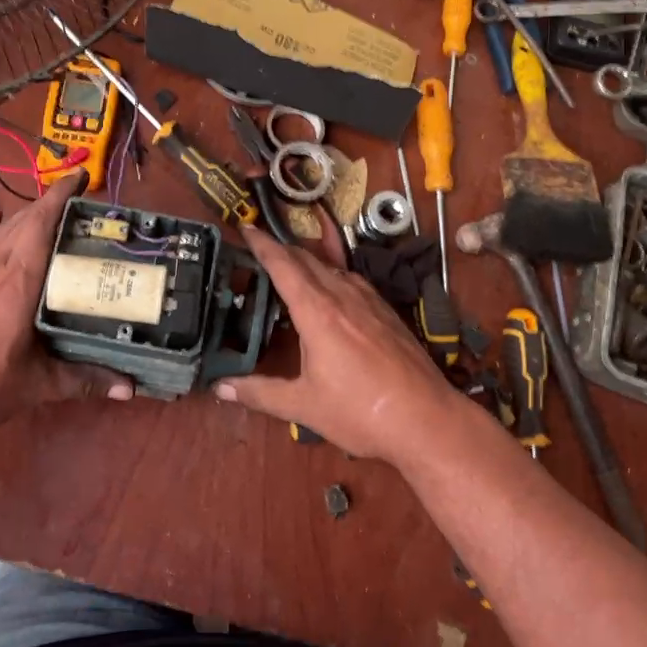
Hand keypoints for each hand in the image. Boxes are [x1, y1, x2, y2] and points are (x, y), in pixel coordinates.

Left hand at [0, 173, 130, 438]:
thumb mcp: (38, 385)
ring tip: (49, 211)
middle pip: (25, 222)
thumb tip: (130, 388)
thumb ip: (84, 379)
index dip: (61, 196)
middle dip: (51, 203)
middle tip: (79, 199)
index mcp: (19, 281)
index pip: (43, 224)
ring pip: (0, 231)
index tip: (81, 178)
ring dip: (25, 215)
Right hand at [212, 227, 469, 465]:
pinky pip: (353, 280)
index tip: (246, 228)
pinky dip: (334, 275)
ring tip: (291, 265)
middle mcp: (342, 296)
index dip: (262, 244)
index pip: (283, 265)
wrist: (426, 418)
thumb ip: (260, 393)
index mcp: (317, 311)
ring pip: (332, 267)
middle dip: (282, 249)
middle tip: (260, 248)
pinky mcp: (387, 312)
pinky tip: (334, 290)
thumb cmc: (360, 412)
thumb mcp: (304, 406)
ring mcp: (369, 301)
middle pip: (307, 259)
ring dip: (308, 260)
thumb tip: (221, 388)